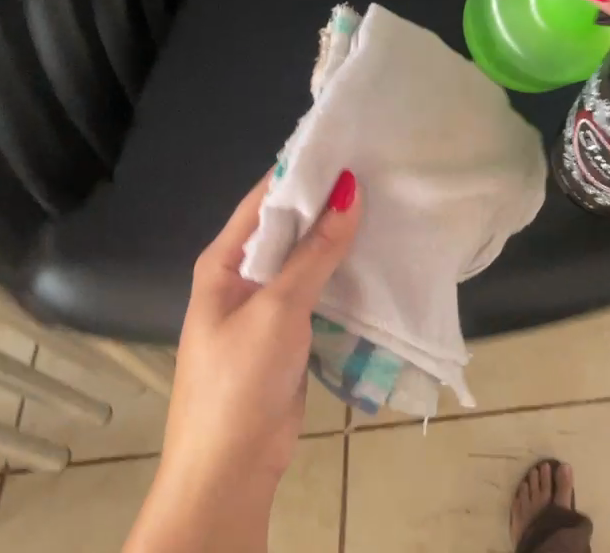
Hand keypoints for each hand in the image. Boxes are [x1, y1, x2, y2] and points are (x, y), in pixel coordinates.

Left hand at [126, 171, 359, 552]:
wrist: (230, 466)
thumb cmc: (240, 379)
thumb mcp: (279, 308)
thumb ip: (316, 251)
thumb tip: (351, 190)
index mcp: (223, 262)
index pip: (264, 200)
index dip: (302, 171)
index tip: (348, 144)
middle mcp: (242, 276)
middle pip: (288, 226)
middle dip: (327, 202)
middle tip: (379, 171)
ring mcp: (266, 305)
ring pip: (307, 258)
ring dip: (338, 237)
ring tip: (386, 204)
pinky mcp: (290, 331)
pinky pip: (318, 288)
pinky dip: (343, 271)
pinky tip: (376, 255)